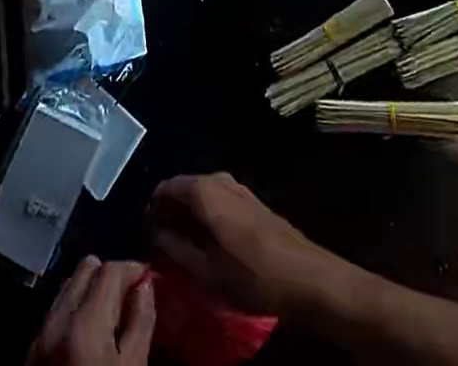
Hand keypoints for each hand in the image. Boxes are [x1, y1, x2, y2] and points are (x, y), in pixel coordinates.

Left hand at [27, 256, 155, 365]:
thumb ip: (141, 321)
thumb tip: (144, 286)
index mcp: (84, 324)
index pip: (110, 269)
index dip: (132, 268)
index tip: (146, 278)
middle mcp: (57, 320)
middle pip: (86, 267)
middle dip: (110, 274)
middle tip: (129, 295)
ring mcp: (41, 334)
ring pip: (69, 286)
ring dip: (92, 288)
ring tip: (111, 314)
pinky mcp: (33, 348)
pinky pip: (57, 310)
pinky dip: (76, 308)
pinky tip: (91, 330)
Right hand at [150, 173, 353, 318]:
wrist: (310, 279)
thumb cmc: (255, 276)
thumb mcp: (208, 272)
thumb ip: (177, 248)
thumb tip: (158, 231)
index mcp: (206, 191)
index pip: (167, 186)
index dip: (154, 206)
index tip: (147, 229)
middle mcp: (221, 180)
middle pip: (185, 186)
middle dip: (171, 208)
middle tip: (162, 239)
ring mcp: (240, 188)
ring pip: (203, 191)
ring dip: (189, 211)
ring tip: (184, 242)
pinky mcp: (253, 200)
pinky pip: (219, 197)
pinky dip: (207, 212)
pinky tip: (209, 239)